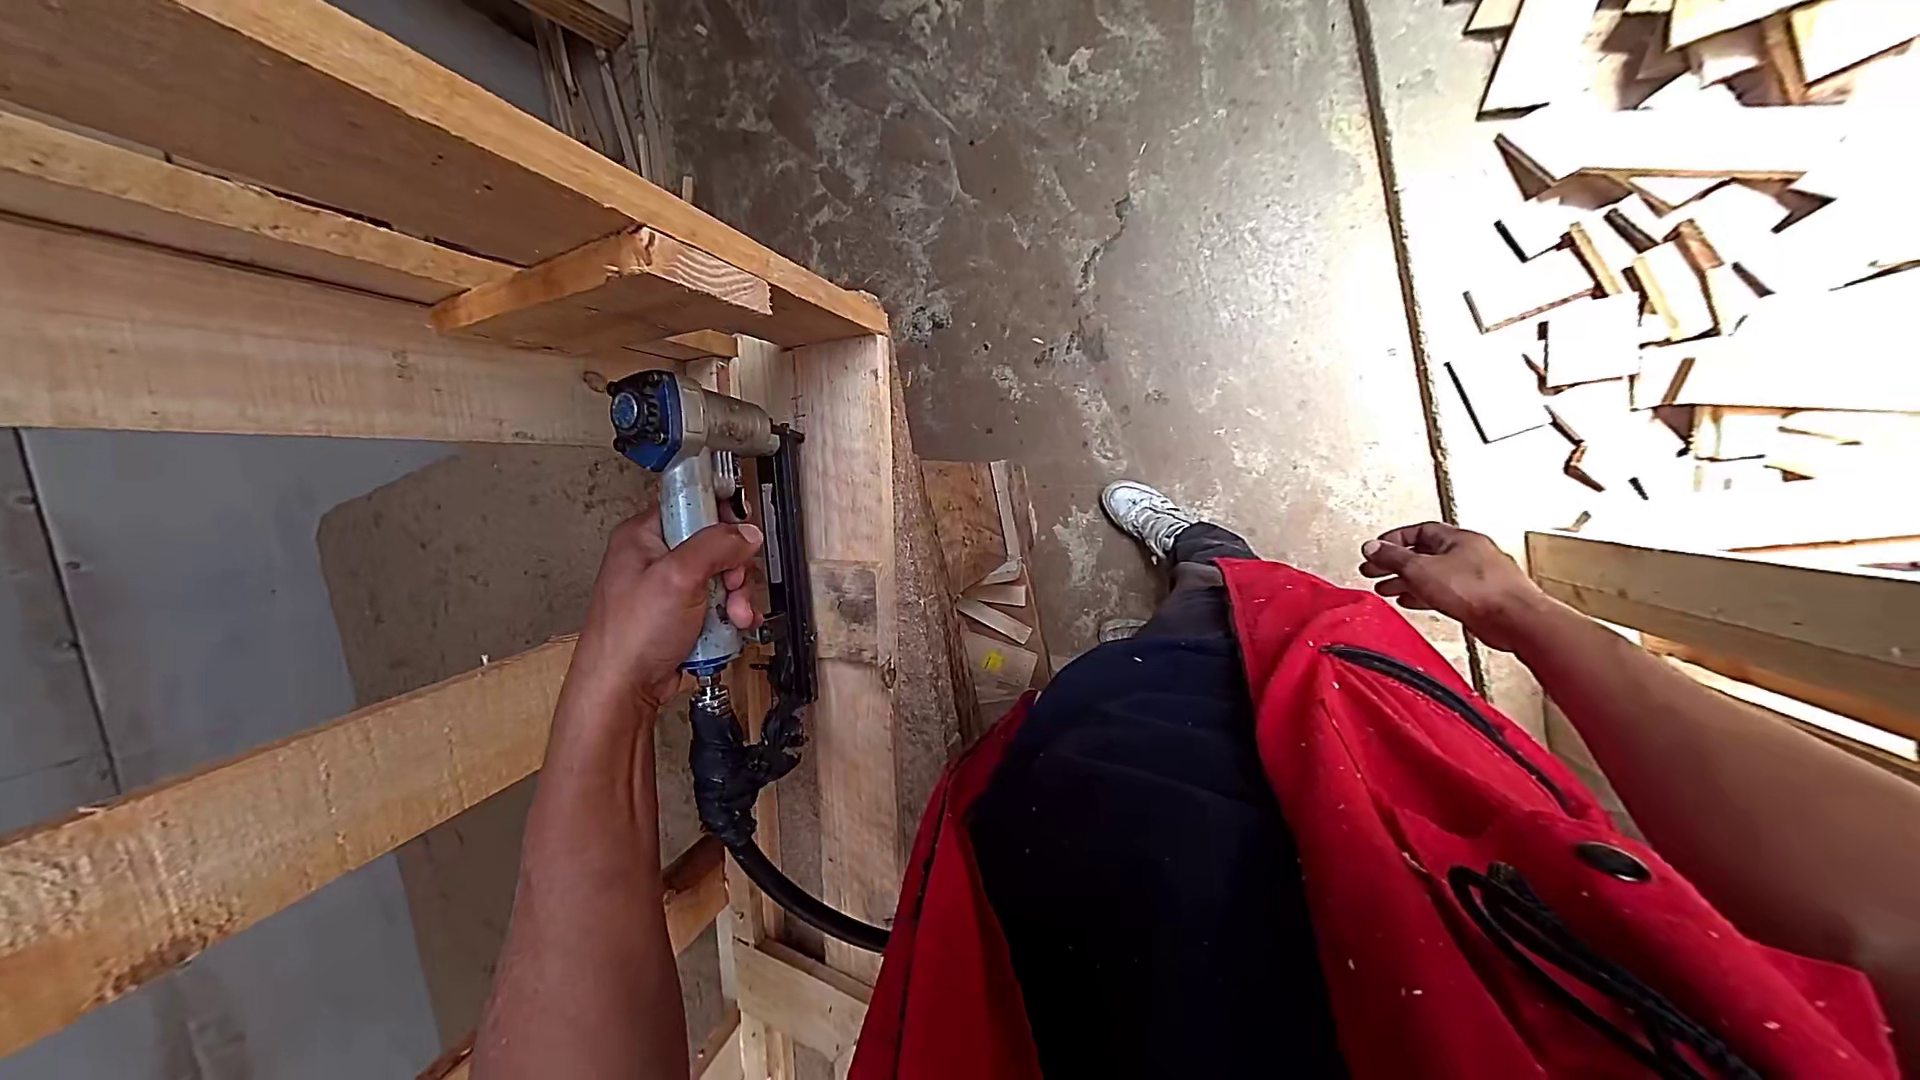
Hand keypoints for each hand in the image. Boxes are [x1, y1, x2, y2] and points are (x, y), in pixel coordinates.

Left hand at [571, 509, 764, 715]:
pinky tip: (732, 627)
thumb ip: (716, 546)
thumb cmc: (629, 637)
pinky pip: (723, 602)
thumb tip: (746, 533)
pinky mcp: (686, 612)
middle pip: (719, 542)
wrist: (624, 690)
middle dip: (735, 568)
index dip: (721, 513)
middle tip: (731, 585)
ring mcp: (674, 587)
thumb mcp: (677, 578)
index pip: (693, 501)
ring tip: (732, 615)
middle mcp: (658, 557)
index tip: (739, 530)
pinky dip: (733, 615)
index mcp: (645, 535)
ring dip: (738, 597)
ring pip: (725, 575)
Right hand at [1357, 522, 1553, 652]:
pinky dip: (1425, 594)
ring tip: (1387, 588)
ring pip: (1434, 573)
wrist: (1515, 621)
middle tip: (1375, 569)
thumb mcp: (1420, 568)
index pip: (1419, 530)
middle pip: (1424, 553)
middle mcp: (1471, 553)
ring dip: (1408, 580)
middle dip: (1396, 563)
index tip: (1376, 549)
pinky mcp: (1482, 598)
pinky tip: (1414, 601)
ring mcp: (1479, 576)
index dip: (1393, 539)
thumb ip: (1392, 557)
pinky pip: (1445, 590)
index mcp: (1459, 539)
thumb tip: (1372, 547)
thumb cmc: (1479, 591)